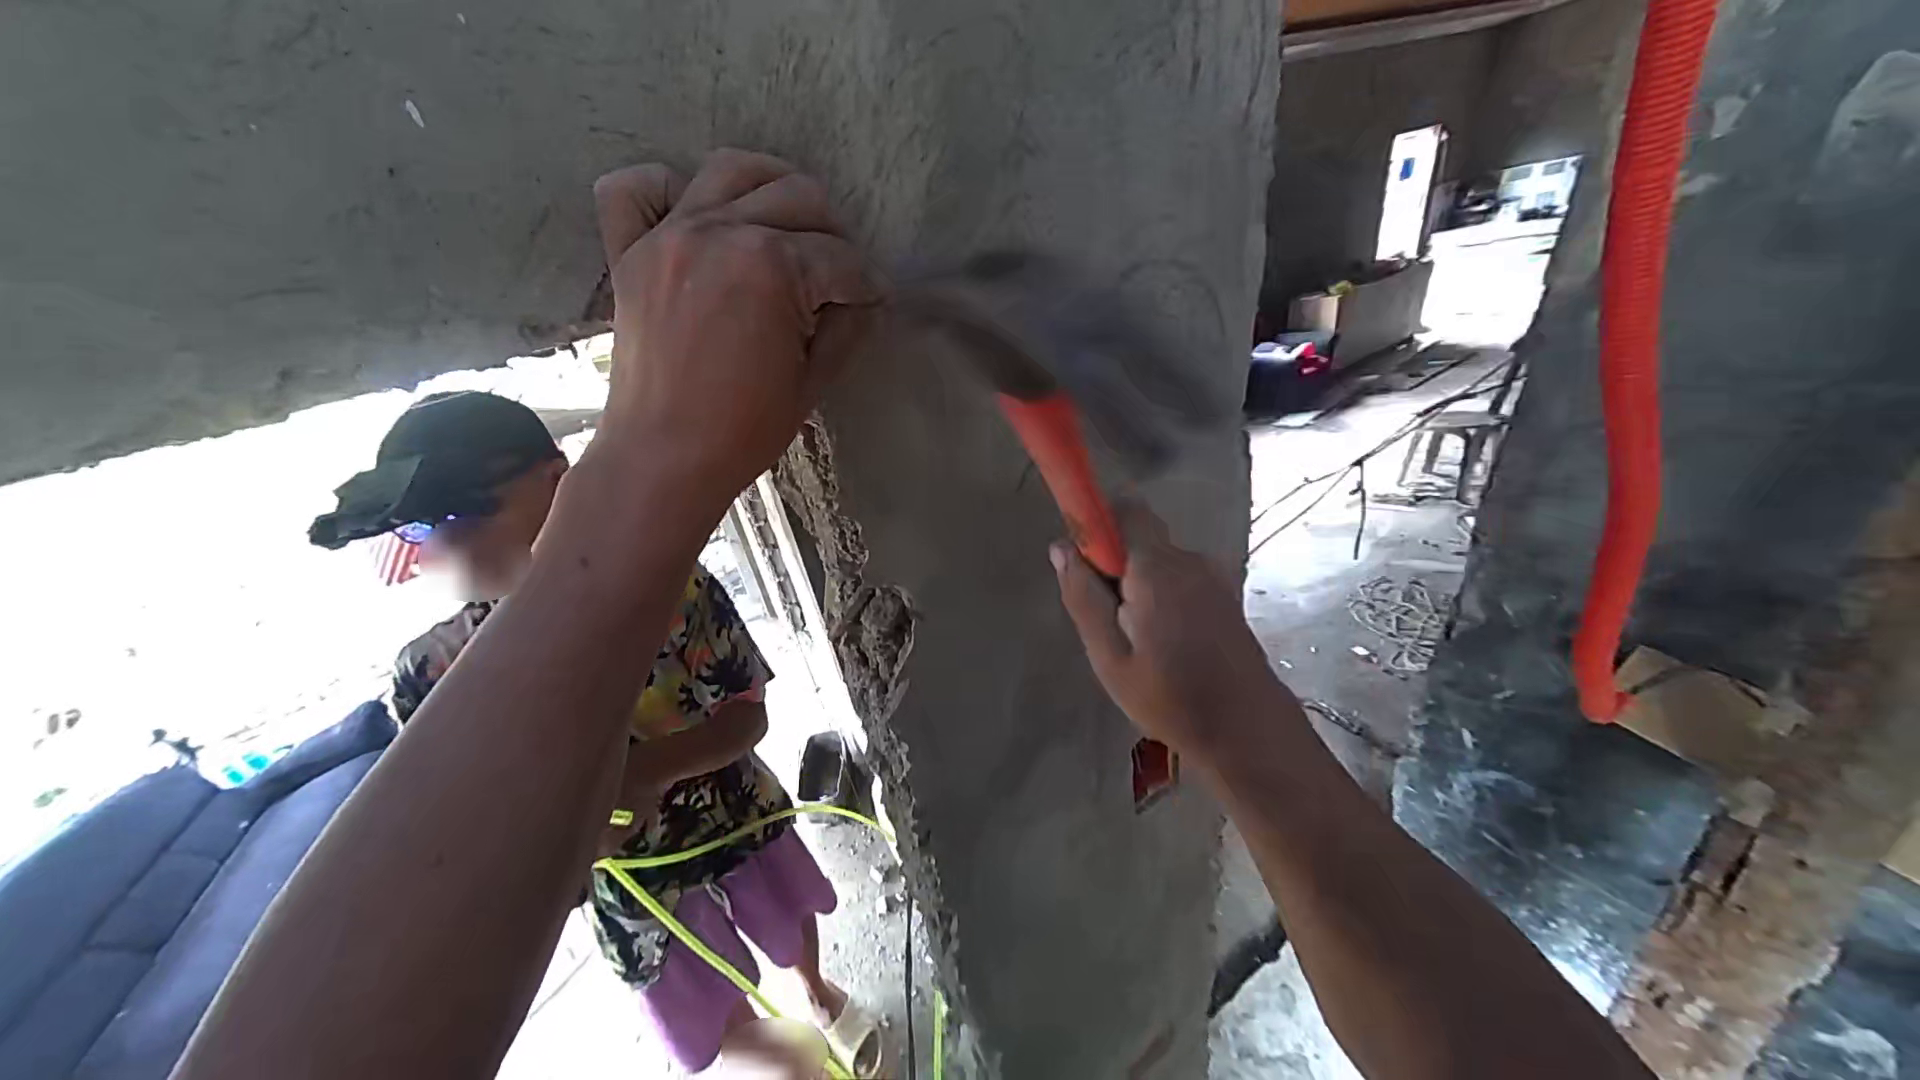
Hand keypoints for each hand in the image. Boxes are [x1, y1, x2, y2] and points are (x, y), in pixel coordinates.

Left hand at [590, 150, 880, 502]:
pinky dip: (667, 186)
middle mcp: (720, 232)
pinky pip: (636, 188)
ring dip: (772, 188)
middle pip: (797, 197)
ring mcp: (669, 235)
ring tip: (787, 226)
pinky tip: (695, 213)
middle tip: (839, 272)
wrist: (664, 457)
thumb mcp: (813, 383)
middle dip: (833, 234)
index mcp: (771, 269)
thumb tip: (863, 299)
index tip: (874, 301)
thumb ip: (847, 329)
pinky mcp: (630, 250)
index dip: (867, 284)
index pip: (840, 259)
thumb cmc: (744, 430)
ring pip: (732, 169)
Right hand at [1051, 503, 1292, 756]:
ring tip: (1136, 641)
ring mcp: (1212, 576)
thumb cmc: (1170, 699)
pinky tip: (1163, 642)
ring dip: (1137, 585)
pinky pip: (1178, 577)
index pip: (1124, 510)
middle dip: (1114, 565)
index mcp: (1158, 569)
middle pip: (1139, 537)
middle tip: (1108, 621)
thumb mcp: (1109, 657)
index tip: (1083, 567)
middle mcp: (1189, 560)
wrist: (1249, 731)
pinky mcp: (1224, 593)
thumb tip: (1061, 547)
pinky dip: (1160, 596)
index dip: (1096, 526)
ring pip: (1158, 560)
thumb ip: (1083, 597)